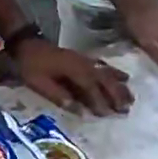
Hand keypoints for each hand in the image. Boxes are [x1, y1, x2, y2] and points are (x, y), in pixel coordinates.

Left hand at [13, 38, 133, 115]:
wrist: (26, 44)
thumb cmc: (30, 65)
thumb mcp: (39, 83)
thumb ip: (59, 96)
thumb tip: (79, 111)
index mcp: (73, 69)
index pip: (91, 87)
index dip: (99, 101)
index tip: (107, 114)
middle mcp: (83, 63)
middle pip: (104, 80)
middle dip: (116, 95)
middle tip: (126, 110)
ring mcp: (84, 59)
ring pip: (107, 73)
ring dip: (119, 86)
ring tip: (131, 98)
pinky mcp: (82, 58)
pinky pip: (103, 66)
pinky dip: (114, 73)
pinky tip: (123, 78)